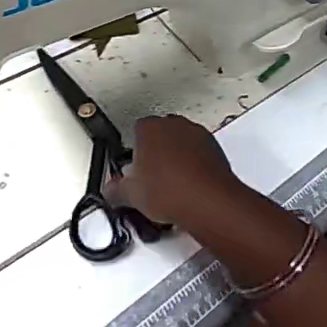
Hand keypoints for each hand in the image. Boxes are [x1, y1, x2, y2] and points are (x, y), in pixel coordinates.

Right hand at [119, 115, 250, 228]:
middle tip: (150, 178)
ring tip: (170, 185)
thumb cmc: (172, 191)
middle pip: (159, 134)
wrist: (207, 202)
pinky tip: (188, 186)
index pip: (136, 130)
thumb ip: (116, 189)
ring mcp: (196, 133)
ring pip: (180, 141)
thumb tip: (112, 192)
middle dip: (154, 152)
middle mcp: (174, 124)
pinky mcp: (214, 147)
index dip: (133, 151)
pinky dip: (194, 164)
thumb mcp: (131, 195)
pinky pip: (199, 152)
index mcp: (149, 127)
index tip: (133, 168)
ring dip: (175, 157)